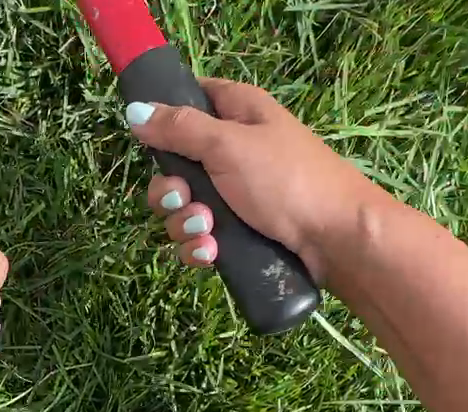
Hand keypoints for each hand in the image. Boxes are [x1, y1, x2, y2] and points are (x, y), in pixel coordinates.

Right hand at [125, 79, 389, 283]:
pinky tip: (211, 254)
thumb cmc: (286, 180)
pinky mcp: (234, 233)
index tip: (152, 144)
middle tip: (186, 201)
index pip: (190, 102)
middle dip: (171, 194)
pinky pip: (197, 239)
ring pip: (181, 210)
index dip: (166, 120)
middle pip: (174, 168)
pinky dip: (198, 248)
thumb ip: (180, 130)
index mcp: (236, 115)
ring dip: (184, 226)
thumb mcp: (229, 146)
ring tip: (208, 233)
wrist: (331, 239)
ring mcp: (232, 196)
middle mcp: (231, 152)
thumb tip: (135, 112)